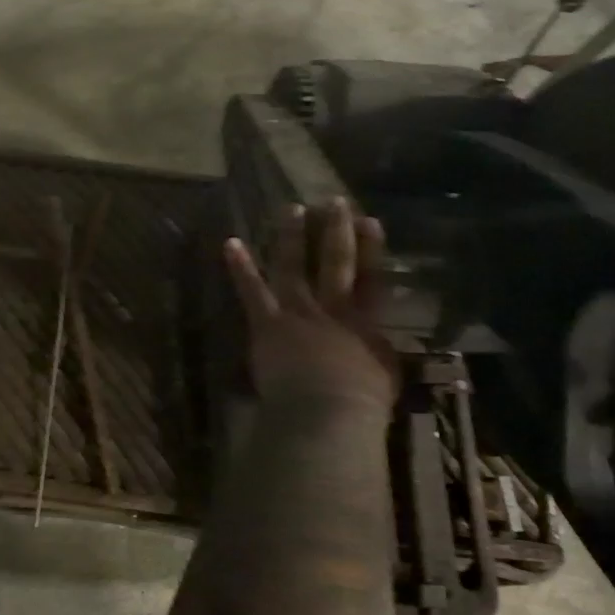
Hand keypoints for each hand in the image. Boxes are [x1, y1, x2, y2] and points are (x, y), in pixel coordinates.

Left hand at [224, 200, 396, 407]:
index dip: (371, 248)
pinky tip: (230, 242)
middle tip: (333, 201)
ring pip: (294, 265)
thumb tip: (380, 342)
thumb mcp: (385, 375)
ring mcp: (297, 311)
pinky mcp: (268, 323)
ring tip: (291, 209)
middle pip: (336, 261)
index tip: (369, 221)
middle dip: (336, 230)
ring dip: (292, 236)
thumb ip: (379, 352)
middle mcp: (332, 308)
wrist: (325, 413)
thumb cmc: (360, 404)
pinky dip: (241, 266)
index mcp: (365, 322)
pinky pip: (252, 290)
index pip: (371, 277)